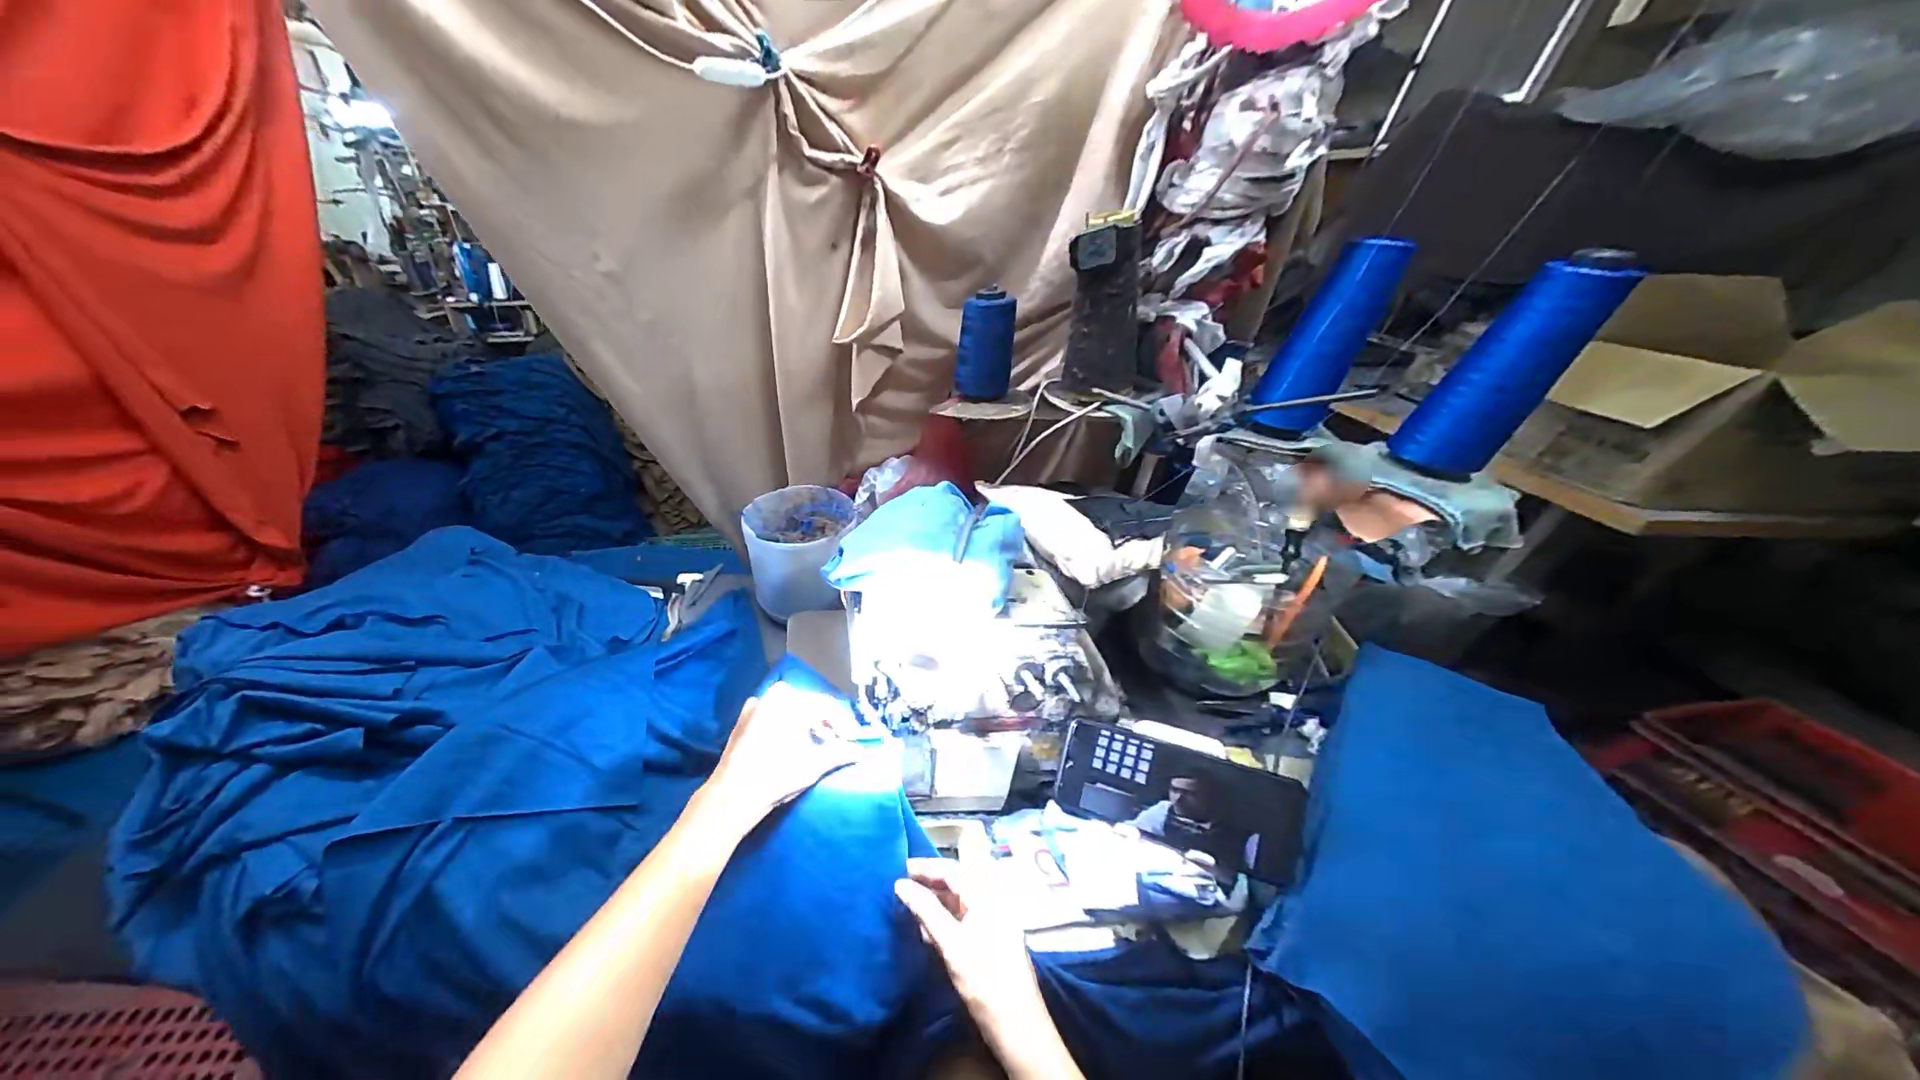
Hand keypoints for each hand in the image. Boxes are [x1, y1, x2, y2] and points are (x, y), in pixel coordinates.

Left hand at [698, 689, 854, 833]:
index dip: (843, 723)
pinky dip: (785, 724)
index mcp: (791, 701)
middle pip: (809, 705)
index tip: (852, 740)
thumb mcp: (815, 765)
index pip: (827, 706)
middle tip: (836, 741)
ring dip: (806, 722)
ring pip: (790, 708)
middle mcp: (772, 696)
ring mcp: (755, 706)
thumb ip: (841, 753)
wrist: (731, 796)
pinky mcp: (743, 719)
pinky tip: (790, 742)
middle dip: (825, 722)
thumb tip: (862, 752)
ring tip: (816, 743)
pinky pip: (772, 714)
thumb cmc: (776, 777)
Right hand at [894, 858, 1044, 1031]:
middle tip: (901, 884)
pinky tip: (924, 928)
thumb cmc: (985, 980)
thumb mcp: (952, 944)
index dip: (926, 867)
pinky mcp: (988, 938)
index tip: (900, 867)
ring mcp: (992, 920)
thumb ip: (926, 911)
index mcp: (988, 896)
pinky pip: (962, 916)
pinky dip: (943, 917)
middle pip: (957, 880)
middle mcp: (992, 901)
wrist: (1017, 1024)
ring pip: (958, 899)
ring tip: (907, 903)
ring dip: (935, 899)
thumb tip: (900, 884)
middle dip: (929, 880)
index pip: (953, 870)